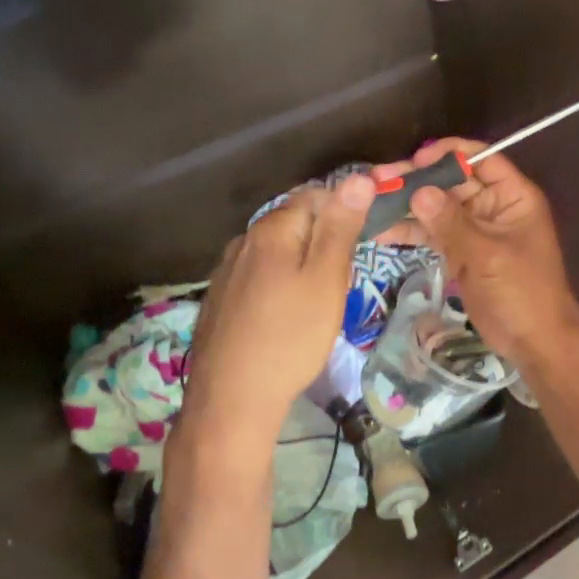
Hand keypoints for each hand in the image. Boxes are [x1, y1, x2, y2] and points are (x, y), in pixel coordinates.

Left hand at [183, 176, 372, 438]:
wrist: (231, 401)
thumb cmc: (290, 338)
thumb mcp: (327, 281)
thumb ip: (341, 227)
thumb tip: (359, 177)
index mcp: (271, 229)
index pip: (316, 196)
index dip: (344, 215)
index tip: (358, 251)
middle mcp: (243, 240)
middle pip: (295, 224)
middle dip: (323, 242)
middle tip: (341, 285)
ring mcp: (226, 271)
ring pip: (277, 252)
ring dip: (301, 266)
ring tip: (317, 305)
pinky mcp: (219, 300)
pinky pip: (258, 276)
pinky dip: (279, 286)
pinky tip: (286, 319)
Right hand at [373, 139, 578, 366]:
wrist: (534, 340)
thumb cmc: (522, 291)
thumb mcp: (487, 254)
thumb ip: (451, 222)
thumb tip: (419, 191)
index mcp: (513, 196)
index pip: (481, 160)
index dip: (449, 155)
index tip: (416, 160)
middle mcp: (494, 206)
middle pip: (453, 182)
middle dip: (417, 180)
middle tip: (378, 179)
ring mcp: (476, 229)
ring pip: (438, 207)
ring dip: (407, 205)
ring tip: (370, 202)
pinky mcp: (461, 252)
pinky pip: (434, 233)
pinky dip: (410, 231)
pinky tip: (380, 229)